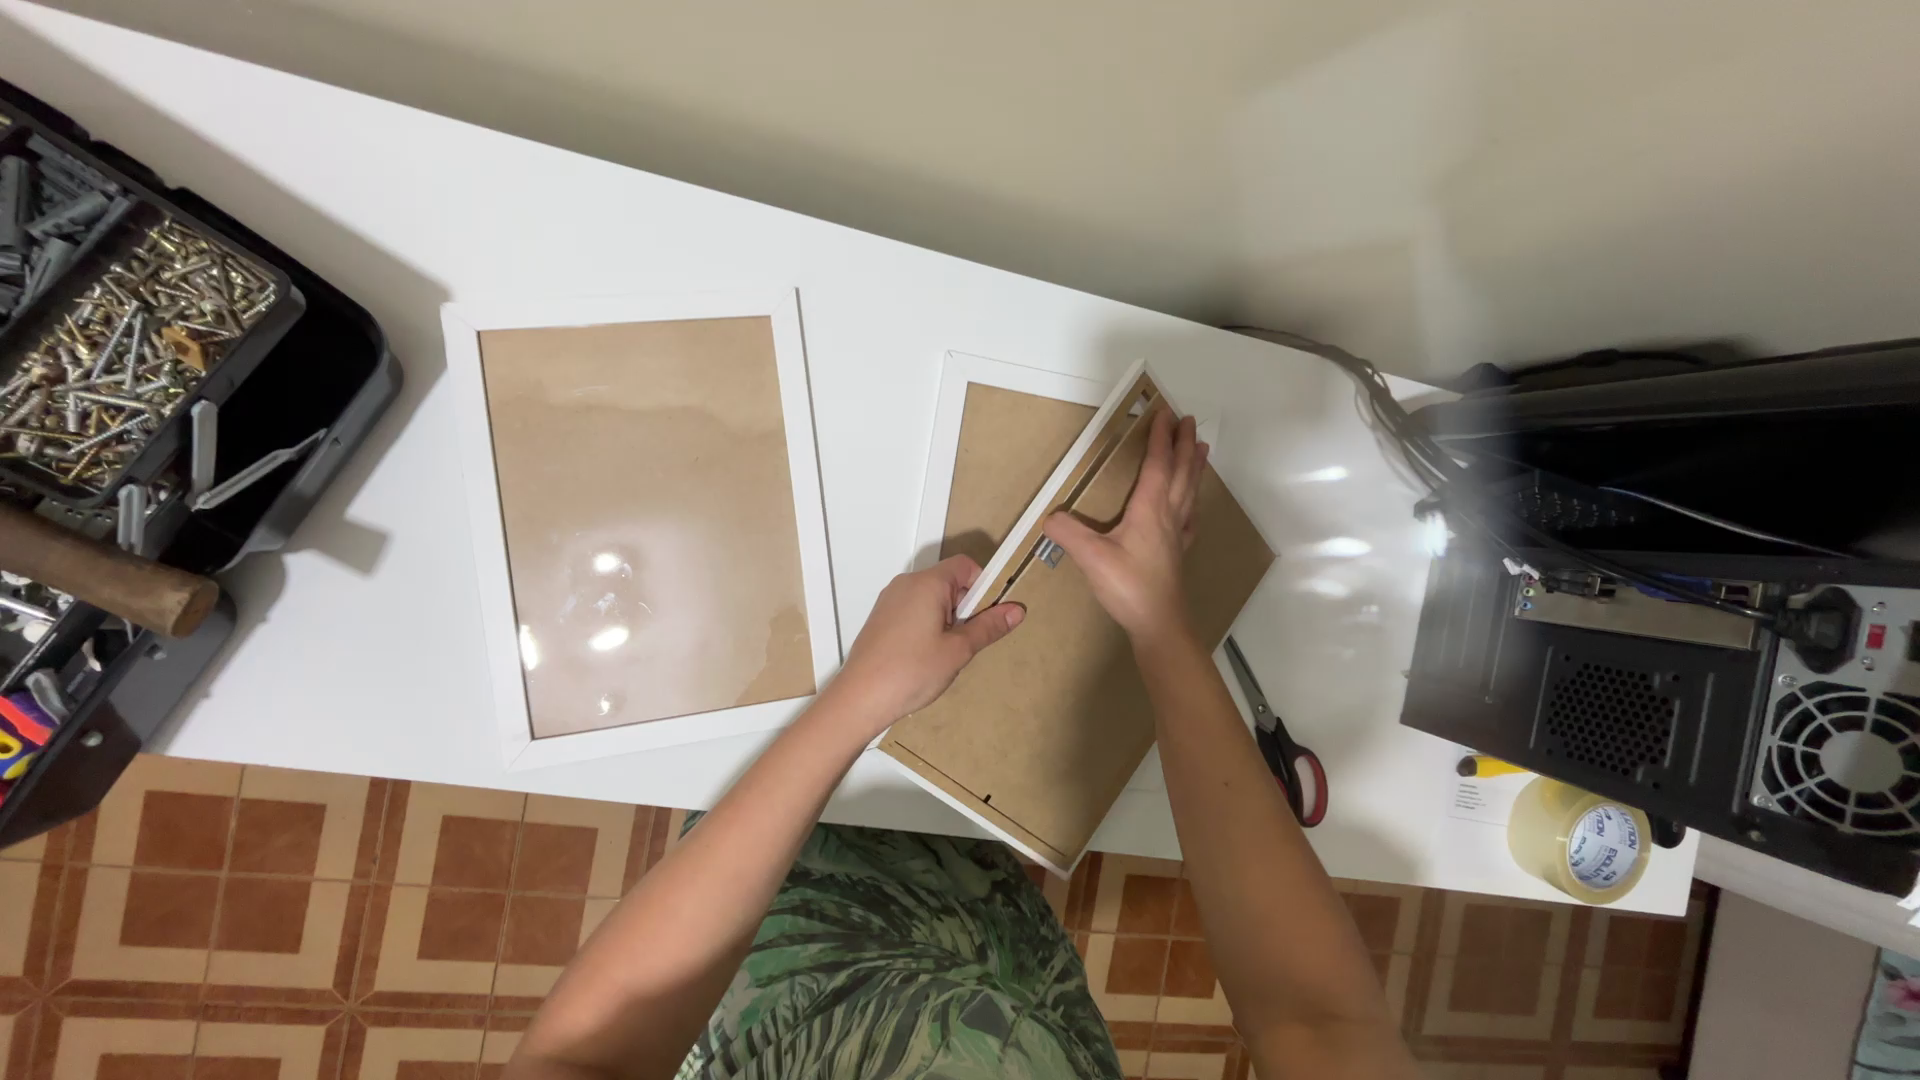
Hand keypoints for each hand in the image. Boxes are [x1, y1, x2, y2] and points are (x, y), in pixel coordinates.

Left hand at [827, 555, 1024, 731]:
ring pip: (931, 598)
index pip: (965, 565)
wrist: (860, 698)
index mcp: (927, 583)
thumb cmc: (912, 671)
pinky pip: (914, 610)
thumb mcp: (958, 650)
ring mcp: (890, 600)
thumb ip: (989, 626)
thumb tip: (1017, 610)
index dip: (984, 585)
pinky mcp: (881, 618)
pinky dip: (928, 625)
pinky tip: (925, 657)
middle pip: (948, 581)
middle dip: (966, 606)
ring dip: (947, 619)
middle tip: (968, 641)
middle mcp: (906, 584)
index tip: (989, 615)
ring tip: (946, 653)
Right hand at [1043, 407, 1207, 643]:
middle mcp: (1168, 517)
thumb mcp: (1091, 558)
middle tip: (1189, 421)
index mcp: (1150, 510)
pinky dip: (1192, 501)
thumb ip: (1068, 533)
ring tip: (1202, 449)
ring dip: (1194, 467)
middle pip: (1181, 472)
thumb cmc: (1129, 588)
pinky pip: (1189, 517)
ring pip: (1189, 491)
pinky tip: (1192, 505)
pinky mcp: (1177, 553)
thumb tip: (1047, 517)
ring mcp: (1176, 535)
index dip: (1160, 439)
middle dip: (1184, 445)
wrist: (1159, 624)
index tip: (1163, 413)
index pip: (1158, 465)